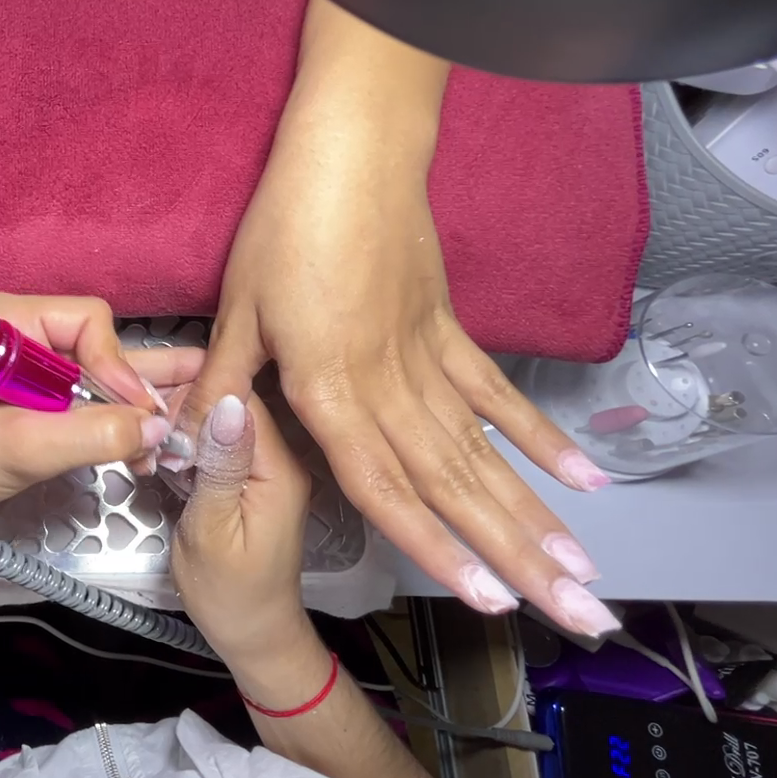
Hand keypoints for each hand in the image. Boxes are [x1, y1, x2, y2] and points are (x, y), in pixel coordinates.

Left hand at [0, 293, 200, 523]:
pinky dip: (108, 421)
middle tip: (193, 395)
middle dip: (138, 382)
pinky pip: (79, 399)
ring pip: (93, 375)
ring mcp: (26, 368)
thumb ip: (92, 435)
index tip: (134, 413)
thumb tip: (155, 427)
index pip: (86, 323)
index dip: (117, 365)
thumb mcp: (22, 447)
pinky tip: (144, 438)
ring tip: (188, 409)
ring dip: (131, 403)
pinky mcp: (28, 399)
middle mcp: (20, 335)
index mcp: (7, 322)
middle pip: (97, 346)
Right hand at [170, 392, 316, 665]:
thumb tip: (225, 401)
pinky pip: (222, 439)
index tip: (150, 405)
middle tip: (145, 430)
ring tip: (152, 443)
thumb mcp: (211, 529)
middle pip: (233, 400)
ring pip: (224, 417)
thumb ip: (219, 464)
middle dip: (184, 405)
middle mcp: (283, 457)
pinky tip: (169, 457)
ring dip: (183, 423)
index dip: (193, 391)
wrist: (253, 634)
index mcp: (278, 468)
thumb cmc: (227, 593)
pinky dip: (191, 441)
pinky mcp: (254, 475)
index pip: (240, 396)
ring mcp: (270, 466)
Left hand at [178, 116, 620, 639]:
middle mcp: (389, 383)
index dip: (430, 545)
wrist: (351, 158)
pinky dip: (535, 434)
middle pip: (451, 480)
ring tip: (587, 573)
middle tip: (578, 619)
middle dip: (511, 555)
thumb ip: (226, 381)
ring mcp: (428, 355)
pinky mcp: (448, 327)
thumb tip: (189, 438)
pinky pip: (493, 390)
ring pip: (482, 448)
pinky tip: (583, 476)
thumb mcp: (238, 309)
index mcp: (330, 385)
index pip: (381, 482)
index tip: (486, 601)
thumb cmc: (284, 232)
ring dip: (535, 512)